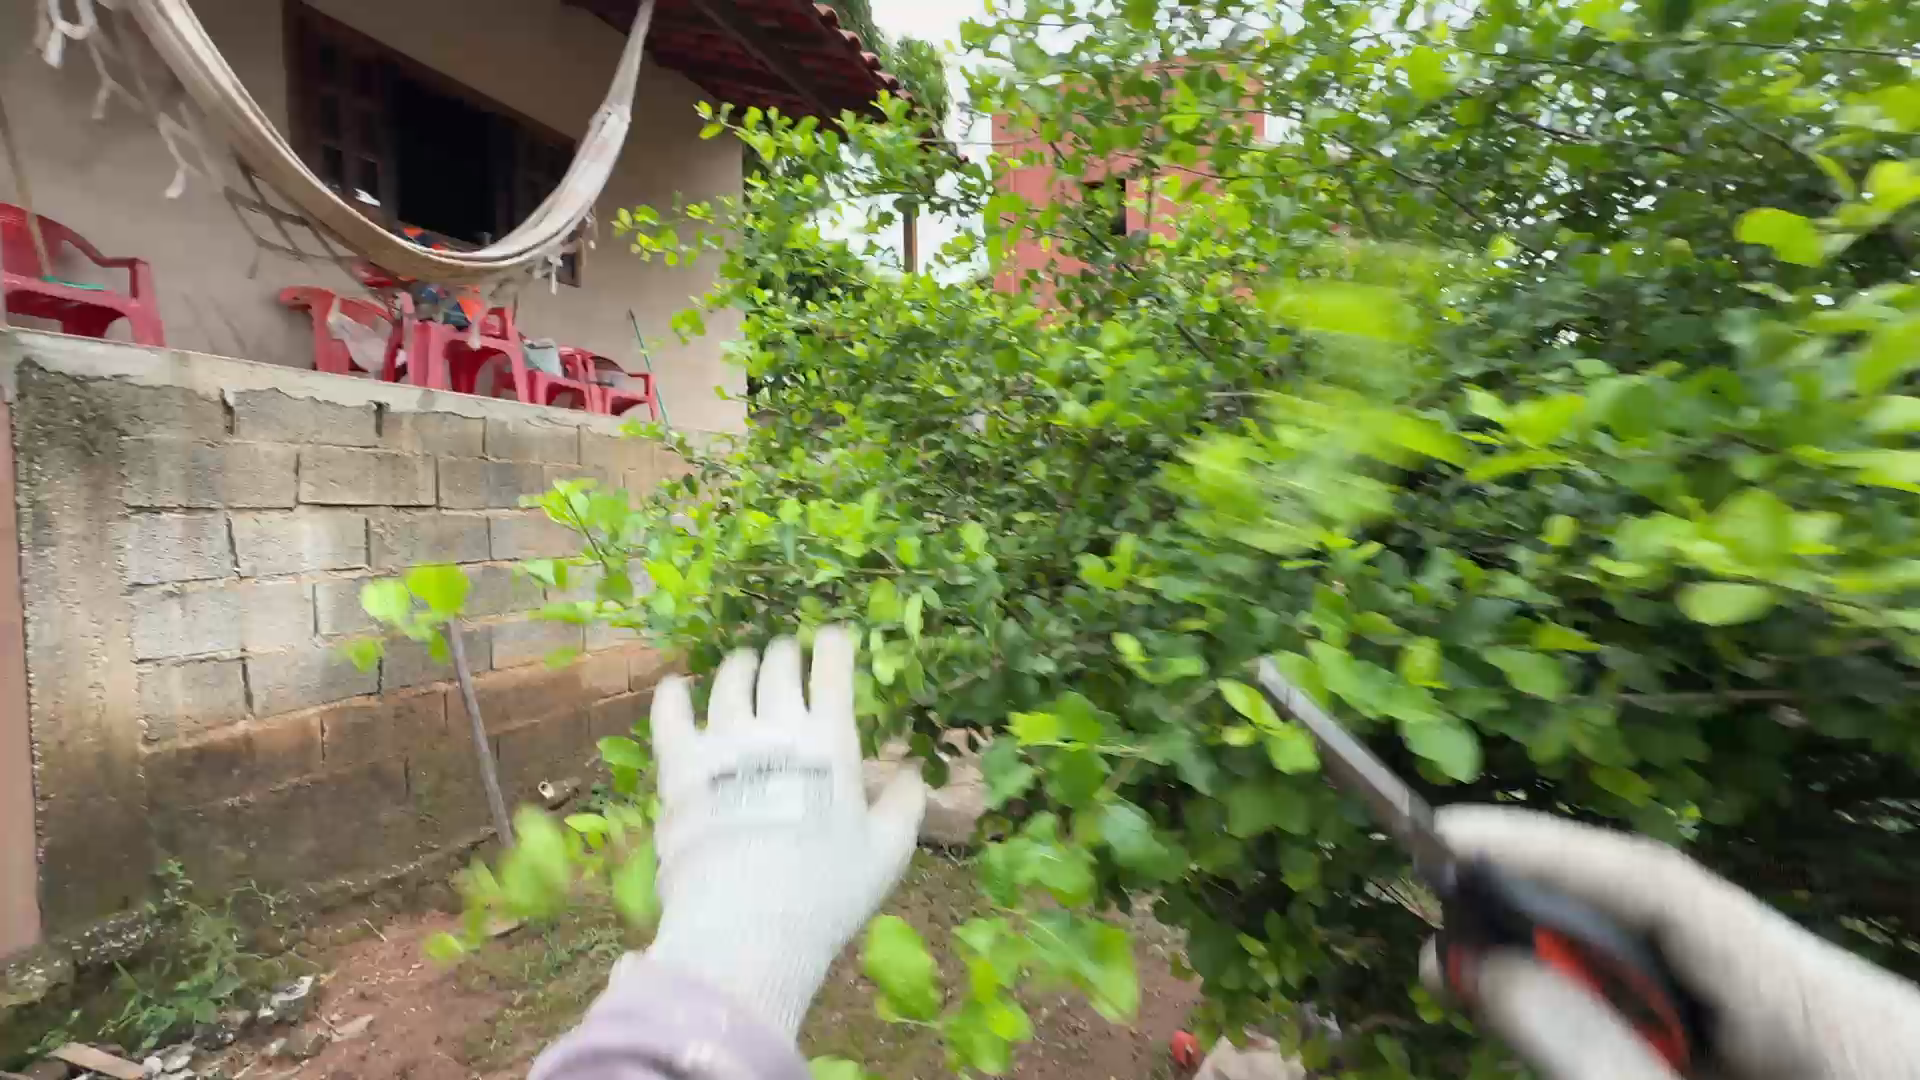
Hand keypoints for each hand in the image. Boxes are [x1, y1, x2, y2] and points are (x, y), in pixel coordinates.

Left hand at [635, 627, 927, 1036]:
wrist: (747, 929)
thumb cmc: (826, 891)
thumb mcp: (887, 851)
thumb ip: (906, 804)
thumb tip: (915, 772)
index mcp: (829, 738)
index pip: (832, 669)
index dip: (833, 645)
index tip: (832, 637)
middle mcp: (776, 726)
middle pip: (779, 665)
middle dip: (787, 652)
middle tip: (788, 654)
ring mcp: (725, 741)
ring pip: (730, 680)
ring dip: (740, 664)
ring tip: (744, 662)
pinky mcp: (681, 766)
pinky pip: (671, 716)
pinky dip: (674, 696)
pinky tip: (678, 686)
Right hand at [1425, 805, 1919, 1079]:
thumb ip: (1589, 1060)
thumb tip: (1467, 960)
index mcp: (1849, 1019)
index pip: (1667, 890)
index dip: (1542, 849)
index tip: (1442, 834)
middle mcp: (1834, 999)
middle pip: (1657, 916)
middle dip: (1533, 909)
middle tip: (1435, 915)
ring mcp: (1814, 1021)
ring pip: (1658, 955)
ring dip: (1556, 958)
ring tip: (1467, 969)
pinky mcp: (1785, 1045)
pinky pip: (1675, 997)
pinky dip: (1594, 1000)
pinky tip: (1543, 1005)